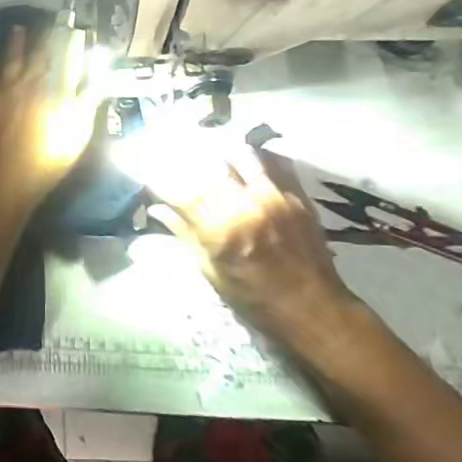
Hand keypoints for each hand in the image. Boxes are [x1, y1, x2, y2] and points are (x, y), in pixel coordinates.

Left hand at [0, 24, 98, 208]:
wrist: (16, 171)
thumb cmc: (55, 151)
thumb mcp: (82, 126)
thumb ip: (89, 98)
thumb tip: (101, 76)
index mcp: (57, 84)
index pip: (66, 55)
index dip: (70, 39)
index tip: (74, 25)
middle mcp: (33, 80)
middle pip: (39, 53)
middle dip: (45, 36)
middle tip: (49, 20)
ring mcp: (10, 90)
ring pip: (14, 60)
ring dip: (16, 43)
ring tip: (17, 27)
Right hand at [145, 144, 357, 337]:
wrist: (313, 308)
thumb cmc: (253, 298)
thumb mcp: (210, 271)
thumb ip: (184, 233)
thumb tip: (158, 209)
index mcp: (220, 229)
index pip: (180, 190)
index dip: (159, 180)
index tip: (148, 176)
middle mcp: (246, 203)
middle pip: (207, 164)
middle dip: (185, 161)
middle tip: (175, 162)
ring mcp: (274, 194)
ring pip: (240, 153)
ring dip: (220, 153)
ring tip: (211, 158)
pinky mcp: (296, 193)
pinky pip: (272, 161)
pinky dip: (253, 158)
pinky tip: (244, 164)